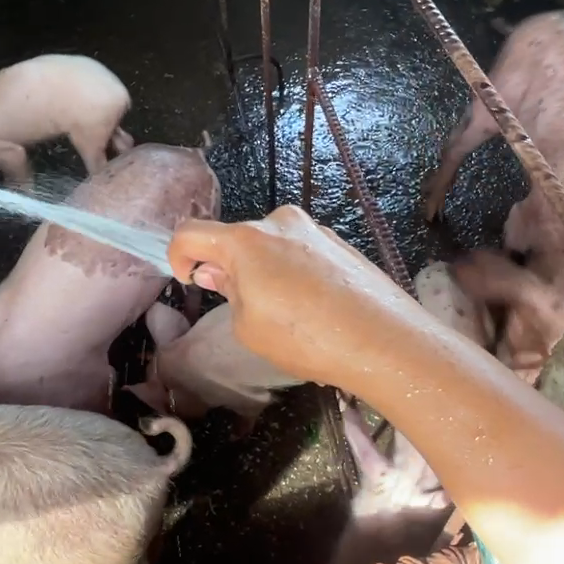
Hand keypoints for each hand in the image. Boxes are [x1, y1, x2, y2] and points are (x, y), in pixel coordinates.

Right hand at [167, 206, 451, 397]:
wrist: (385, 340)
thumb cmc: (306, 338)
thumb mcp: (249, 327)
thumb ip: (228, 292)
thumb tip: (221, 272)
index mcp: (246, 239)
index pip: (191, 232)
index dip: (178, 256)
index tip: (190, 282)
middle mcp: (279, 223)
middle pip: (236, 239)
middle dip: (230, 268)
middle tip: (245, 309)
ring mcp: (315, 230)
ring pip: (271, 246)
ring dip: (264, 272)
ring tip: (288, 316)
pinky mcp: (340, 243)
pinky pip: (301, 253)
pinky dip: (294, 274)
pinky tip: (316, 310)